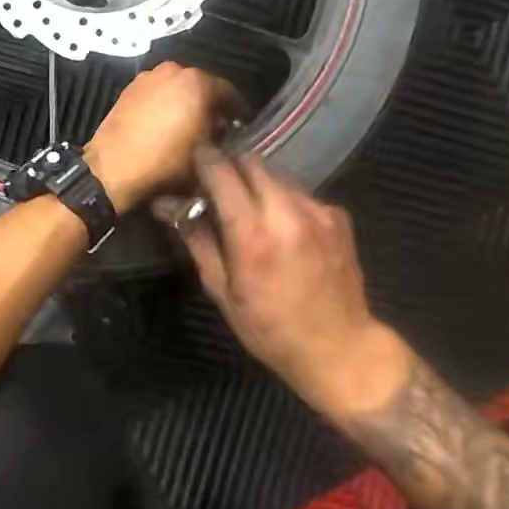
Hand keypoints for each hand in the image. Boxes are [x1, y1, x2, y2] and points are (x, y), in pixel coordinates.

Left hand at [84, 63, 237, 213]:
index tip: (241, 125)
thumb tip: (221, 128)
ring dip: (186, 101)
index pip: (229, 92)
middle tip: (216, 126)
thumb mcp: (205, 153)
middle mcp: (174, 70)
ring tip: (189, 125)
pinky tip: (165, 122)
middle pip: (201, 85)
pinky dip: (165, 102)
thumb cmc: (165, 161)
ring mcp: (149, 76)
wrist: (113, 167)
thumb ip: (220, 135)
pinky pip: (157, 91)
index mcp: (197, 81)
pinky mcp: (130, 87)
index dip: (238, 110)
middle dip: (210, 104)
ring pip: (177, 86)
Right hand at [169, 149, 411, 420]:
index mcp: (253, 236)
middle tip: (219, 184)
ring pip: (277, 174)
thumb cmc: (270, 329)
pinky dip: (285, 200)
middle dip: (231, 165)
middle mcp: (287, 214)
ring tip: (251, 209)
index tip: (194, 159)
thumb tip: (168, 205)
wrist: (341, 349)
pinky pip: (301, 193)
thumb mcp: (222, 291)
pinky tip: (285, 228)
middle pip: (251, 162)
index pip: (222, 172)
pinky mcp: (338, 216)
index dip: (204, 159)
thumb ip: (198, 240)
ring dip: (258, 182)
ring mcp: (318, 211)